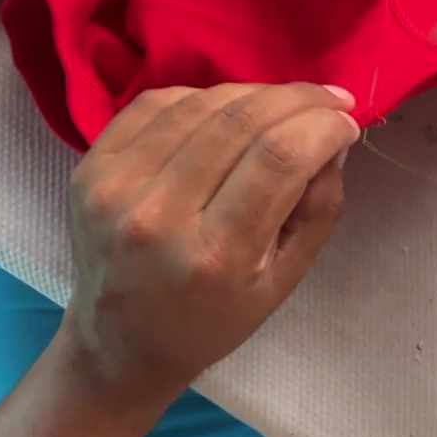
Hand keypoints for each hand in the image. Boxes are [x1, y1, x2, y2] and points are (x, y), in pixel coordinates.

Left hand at [58, 83, 360, 405]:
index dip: (323, 125)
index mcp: (213, 256)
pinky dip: (199, 96)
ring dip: (253, 93)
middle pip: (240, 120)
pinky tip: (223, 110)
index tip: (346, 121)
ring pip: (198, 103)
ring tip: (281, 104)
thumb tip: (332, 136)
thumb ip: (318, 209)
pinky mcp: (90, 168)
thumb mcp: (283, 282)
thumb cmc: (211, 322)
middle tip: (328, 100)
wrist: (119, 343)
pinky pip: (155, 104)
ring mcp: (115, 186)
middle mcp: (157, 214)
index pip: (279, 157)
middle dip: (297, 98)